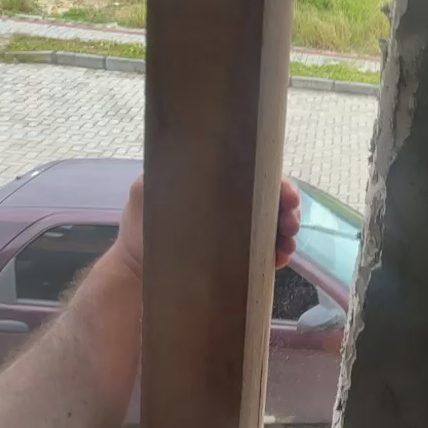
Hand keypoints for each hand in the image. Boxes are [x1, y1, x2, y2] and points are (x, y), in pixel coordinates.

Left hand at [112, 175, 301, 275]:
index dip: (278, 185)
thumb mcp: (150, 192)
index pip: (256, 177)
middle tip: (290, 225)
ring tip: (286, 247)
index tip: (287, 197)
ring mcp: (239, 232)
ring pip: (275, 226)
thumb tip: (197, 153)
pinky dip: (278, 253)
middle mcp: (233, 206)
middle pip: (272, 201)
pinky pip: (267, 251)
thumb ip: (171, 173)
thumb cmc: (143, 231)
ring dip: (287, 233)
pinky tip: (280, 259)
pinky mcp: (241, 256)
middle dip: (288, 211)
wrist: (137, 274)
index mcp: (218, 185)